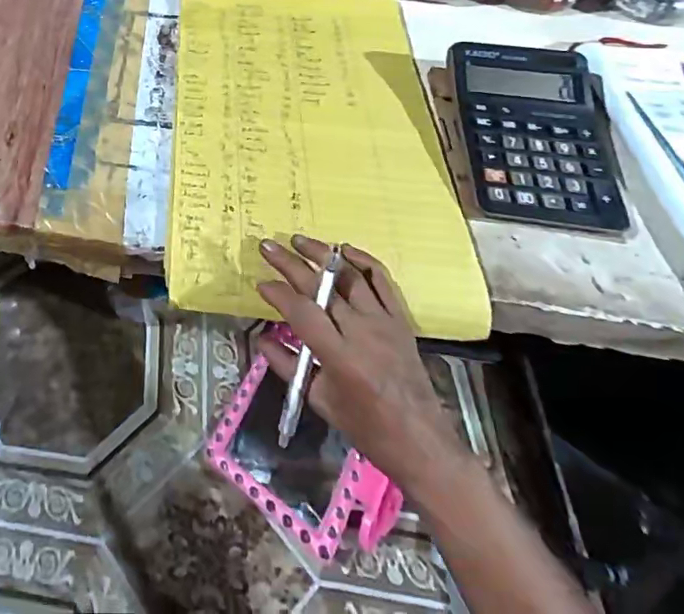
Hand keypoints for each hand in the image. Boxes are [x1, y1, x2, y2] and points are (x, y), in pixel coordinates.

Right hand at [255, 235, 465, 491]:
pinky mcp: (401, 322)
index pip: (302, 311)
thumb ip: (287, 365)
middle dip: (290, 264)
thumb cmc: (367, 428)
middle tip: (267, 247)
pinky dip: (364, 261)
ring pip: (351, 277)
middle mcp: (363, 333)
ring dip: (323, 255)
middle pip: (322, 288)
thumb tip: (263, 338)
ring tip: (299, 240)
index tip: (260, 284)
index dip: (277, 293)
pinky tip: (344, 249)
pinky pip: (383, 283)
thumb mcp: (319, 400)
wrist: (423, 443)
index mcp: (340, 357)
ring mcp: (385, 324)